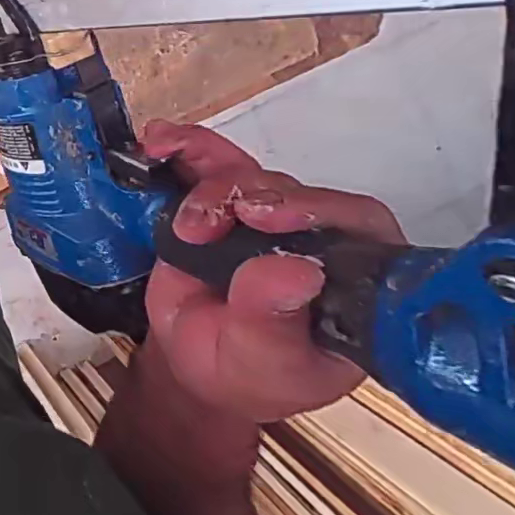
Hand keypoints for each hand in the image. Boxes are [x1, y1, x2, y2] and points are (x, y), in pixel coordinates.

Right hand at [140, 119, 405, 422]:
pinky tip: (157, 142)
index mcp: (348, 275)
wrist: (189, 361)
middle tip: (202, 229)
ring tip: (182, 221)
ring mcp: (260, 214)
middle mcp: (311, 235)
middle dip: (243, 199)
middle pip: (290, 191)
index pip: (357, 225)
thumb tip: (295, 272)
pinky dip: (180, 148)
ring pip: (245, 172)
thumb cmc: (242, 372)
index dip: (319, 209)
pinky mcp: (216, 199)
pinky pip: (203, 161)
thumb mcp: (261, 361)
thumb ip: (273, 321)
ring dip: (207, 182)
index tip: (270, 217)